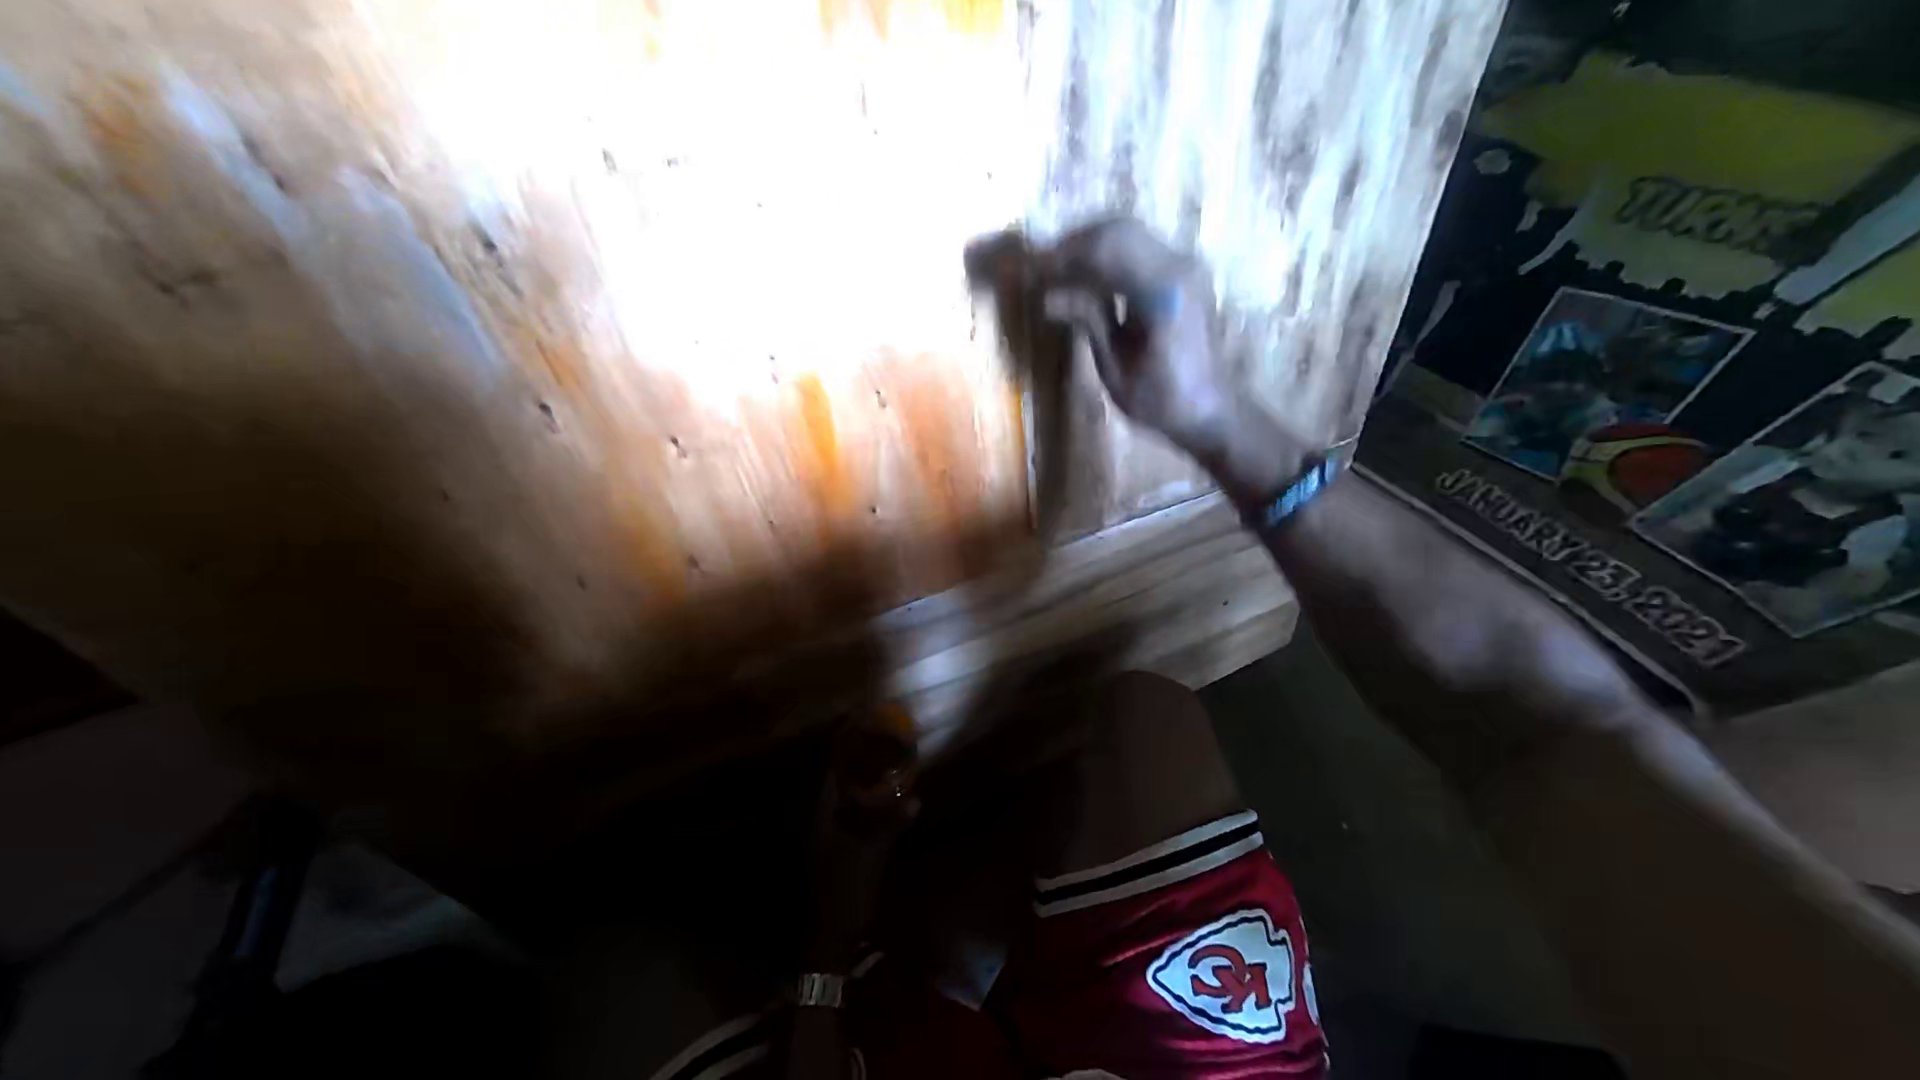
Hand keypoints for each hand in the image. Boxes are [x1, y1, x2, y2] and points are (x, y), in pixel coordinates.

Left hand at [803, 718, 918, 969]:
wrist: (828, 936)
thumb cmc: (847, 893)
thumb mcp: (872, 859)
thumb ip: (890, 828)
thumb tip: (914, 798)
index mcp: (826, 814)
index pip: (836, 766)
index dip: (848, 740)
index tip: (864, 717)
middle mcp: (822, 817)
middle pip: (838, 774)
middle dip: (856, 751)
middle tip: (881, 733)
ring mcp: (826, 832)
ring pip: (843, 790)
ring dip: (860, 772)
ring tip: (883, 756)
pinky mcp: (833, 845)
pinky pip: (849, 808)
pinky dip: (863, 796)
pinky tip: (880, 797)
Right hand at [1041, 218, 1237, 455]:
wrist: (1212, 412)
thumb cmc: (1162, 401)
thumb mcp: (1116, 368)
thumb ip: (1088, 321)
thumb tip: (1047, 296)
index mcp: (1163, 291)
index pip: (1104, 250)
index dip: (1062, 256)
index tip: (1030, 271)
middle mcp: (1178, 266)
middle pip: (1116, 231)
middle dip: (1073, 244)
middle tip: (1039, 269)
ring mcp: (1184, 267)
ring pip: (1127, 235)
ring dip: (1089, 247)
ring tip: (1056, 273)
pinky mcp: (1181, 275)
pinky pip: (1138, 250)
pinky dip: (1107, 257)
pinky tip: (1083, 279)